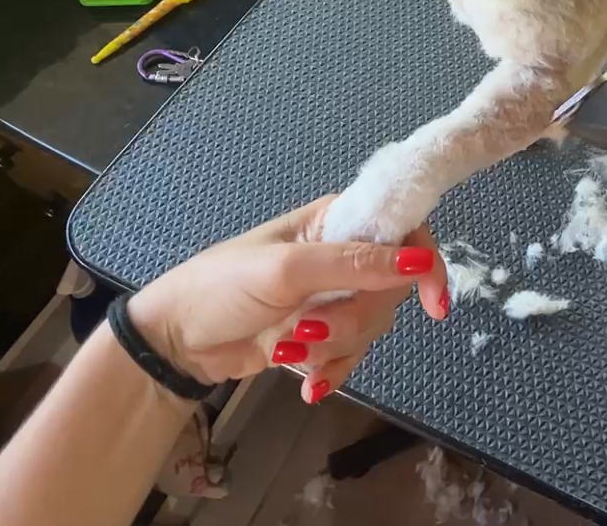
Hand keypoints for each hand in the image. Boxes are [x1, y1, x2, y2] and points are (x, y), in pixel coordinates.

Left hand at [126, 195, 450, 402]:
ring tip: (288, 350)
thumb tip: (422, 260)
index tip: (433, 304)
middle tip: (308, 329)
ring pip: (372, 325)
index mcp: (339, 220)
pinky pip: (352, 353)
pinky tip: (308, 386)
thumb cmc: (223, 287)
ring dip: (334, 346)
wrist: (173, 343)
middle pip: (389, 289)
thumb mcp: (287, 271)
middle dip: (353, 318)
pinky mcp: (322, 332)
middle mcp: (345, 254)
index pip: (405, 229)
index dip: (424, 262)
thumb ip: (355, 264)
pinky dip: (332, 370)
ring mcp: (334, 296)